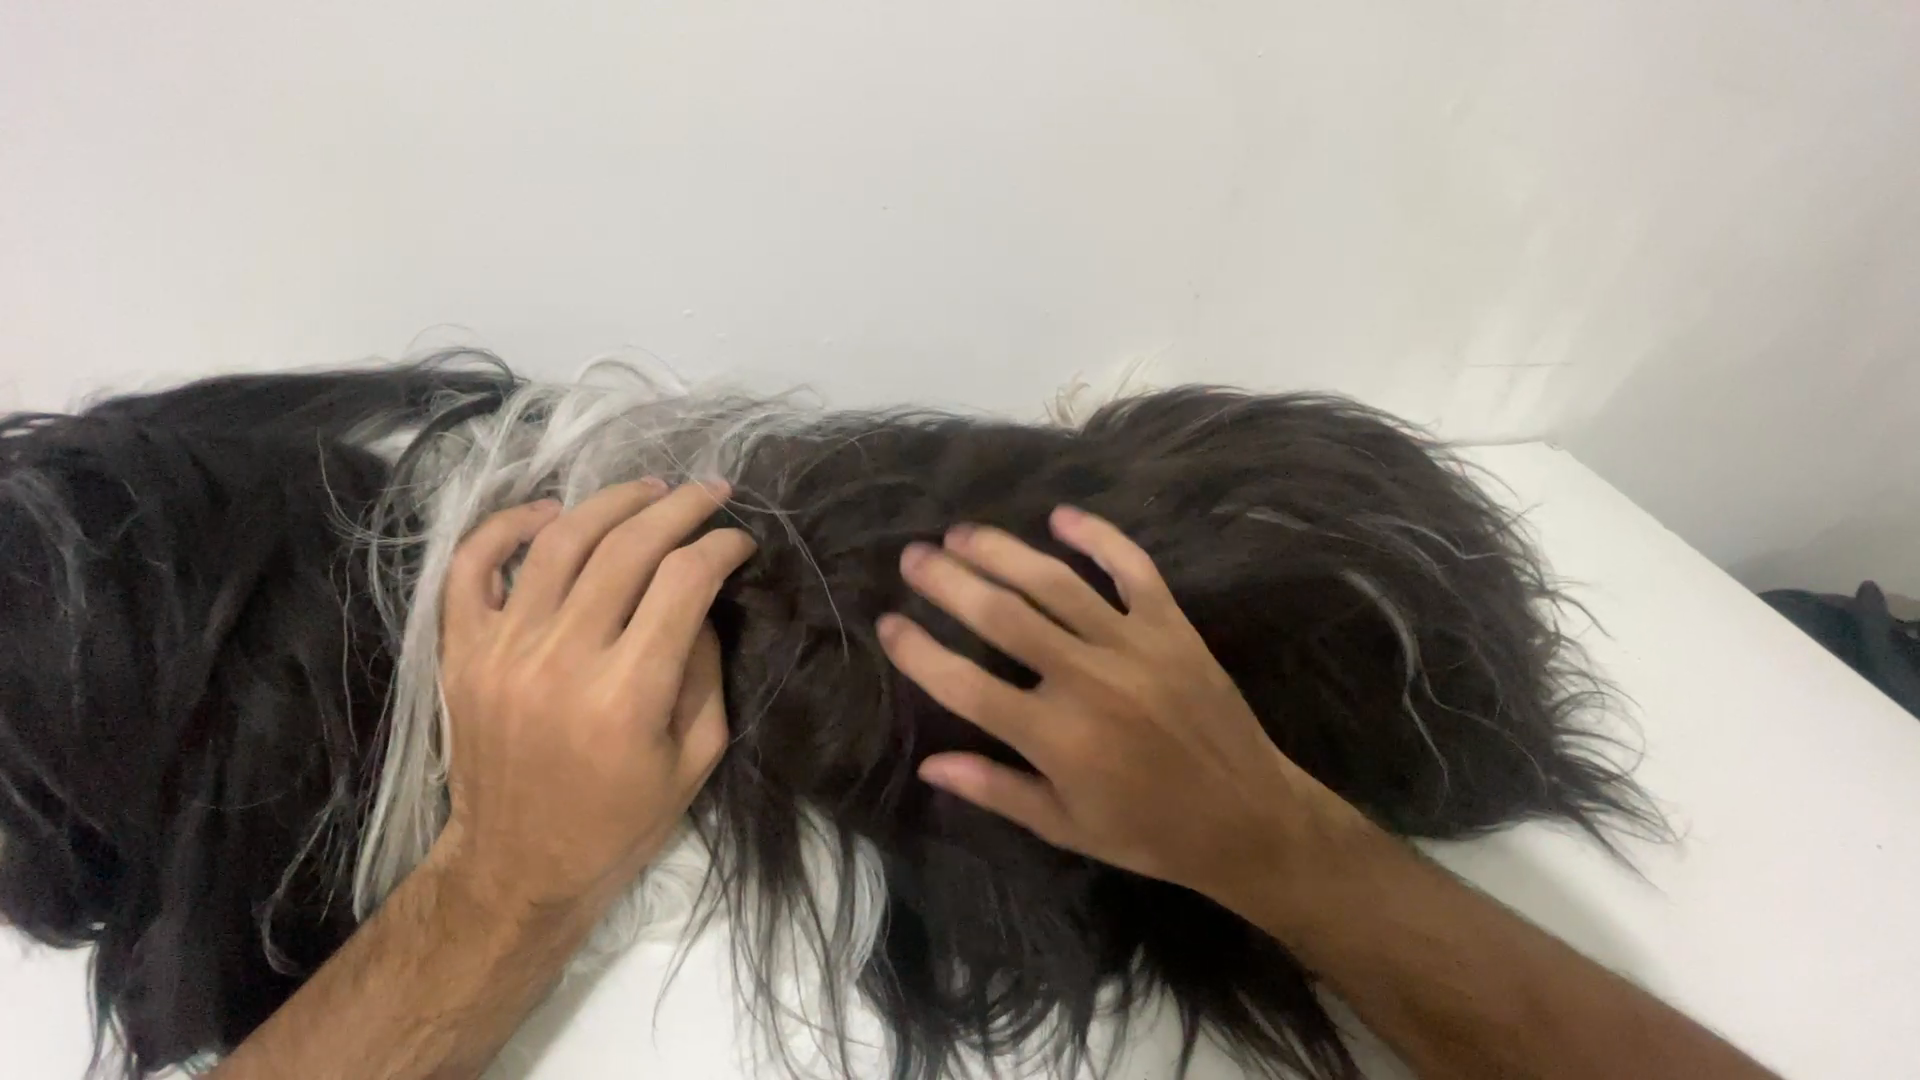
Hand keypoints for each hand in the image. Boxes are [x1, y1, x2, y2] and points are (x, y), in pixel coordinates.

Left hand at [432, 479, 754, 918]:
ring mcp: (502, 651)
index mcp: (628, 695)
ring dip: (612, 501)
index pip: (684, 582)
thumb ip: (704, 670)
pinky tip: (550, 510)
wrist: (517, 866)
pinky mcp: (461, 653)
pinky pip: (471, 567)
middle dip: (681, 507)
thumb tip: (698, 600)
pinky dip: (506, 525)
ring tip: (651, 489)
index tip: (741, 541)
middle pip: (628, 548)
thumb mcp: (697, 755)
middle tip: (713, 491)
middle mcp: (562, 660)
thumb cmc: (622, 819)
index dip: (721, 547)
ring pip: (559, 541)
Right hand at [878, 505, 1366, 906]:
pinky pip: (1131, 568)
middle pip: (1001, 616)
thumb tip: (930, 763)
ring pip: (1054, 582)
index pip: (965, 684)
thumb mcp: (1065, 826)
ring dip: (1002, 551)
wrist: (1249, 818)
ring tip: (962, 533)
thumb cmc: (1149, 831)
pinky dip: (1098, 536)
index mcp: (1054, 737)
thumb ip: (995, 789)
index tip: (887, 623)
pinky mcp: (1172, 626)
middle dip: (948, 581)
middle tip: (913, 556)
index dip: (919, 651)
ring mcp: (1132, 645)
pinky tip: (1061, 515)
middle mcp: (1086, 680)